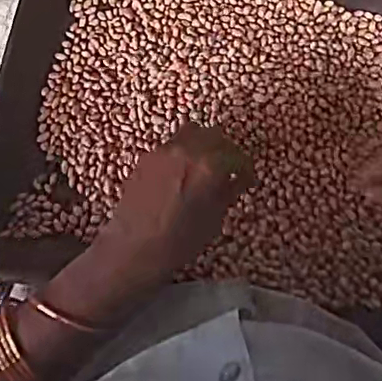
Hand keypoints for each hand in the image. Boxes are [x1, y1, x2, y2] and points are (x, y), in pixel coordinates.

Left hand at [48, 125, 252, 322]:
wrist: (133, 248)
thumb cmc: (178, 241)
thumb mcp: (214, 219)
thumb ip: (228, 192)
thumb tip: (236, 180)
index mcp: (208, 165)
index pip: (235, 155)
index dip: (245, 168)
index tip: (247, 178)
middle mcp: (185, 149)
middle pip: (214, 135)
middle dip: (225, 150)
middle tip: (229, 169)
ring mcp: (162, 151)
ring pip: (190, 132)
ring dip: (202, 145)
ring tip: (205, 166)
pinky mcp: (146, 157)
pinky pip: (171, 145)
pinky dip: (182, 152)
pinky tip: (182, 173)